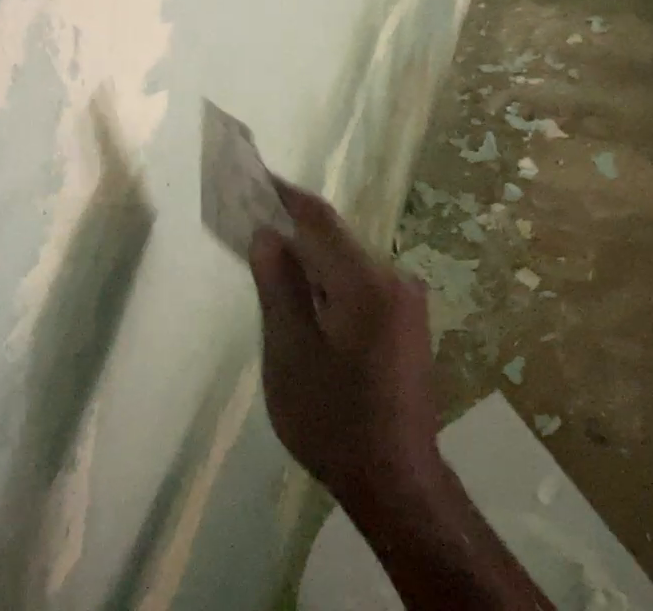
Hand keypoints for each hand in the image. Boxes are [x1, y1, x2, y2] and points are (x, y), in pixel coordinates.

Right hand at [248, 180, 439, 508]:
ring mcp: (406, 301)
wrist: (396, 479)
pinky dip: (327, 282)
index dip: (282, 194)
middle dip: (290, 228)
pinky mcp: (407, 322)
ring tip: (265, 258)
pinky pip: (359, 284)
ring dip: (308, 258)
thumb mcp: (290, 352)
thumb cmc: (333, 419)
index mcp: (367, 281)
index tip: (249, 174)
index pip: (318, 219)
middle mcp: (395, 279)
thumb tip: (266, 233)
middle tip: (245, 221)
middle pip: (334, 239)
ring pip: (346, 263)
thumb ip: (278, 285)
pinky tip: (302, 297)